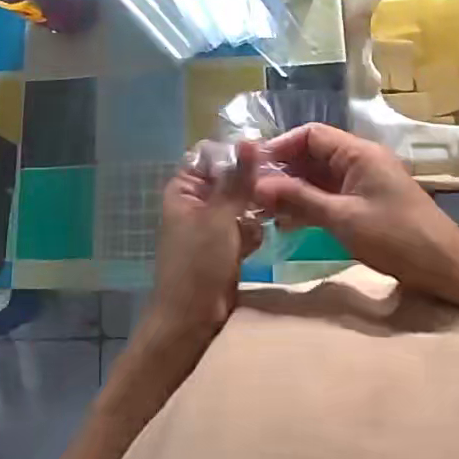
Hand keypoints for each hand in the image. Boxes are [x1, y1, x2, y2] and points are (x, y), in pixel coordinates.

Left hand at [145, 142, 265, 347]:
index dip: (236, 153)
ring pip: (242, 204)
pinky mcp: (226, 245)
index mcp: (184, 189)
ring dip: (253, 213)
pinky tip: (253, 245)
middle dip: (250, 188)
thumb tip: (248, 140)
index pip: (211, 156)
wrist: (192, 318)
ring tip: (259, 225)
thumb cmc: (198, 262)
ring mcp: (212, 224)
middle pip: (231, 180)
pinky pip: (245, 227)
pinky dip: (251, 234)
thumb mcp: (219, 217)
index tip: (267, 154)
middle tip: (274, 191)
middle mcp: (197, 202)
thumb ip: (237, 180)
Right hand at [254, 124, 458, 313]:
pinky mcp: (367, 204)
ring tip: (263, 209)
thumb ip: (299, 199)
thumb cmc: (397, 238)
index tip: (253, 168)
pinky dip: (308, 204)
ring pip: (318, 176)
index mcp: (358, 153)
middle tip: (252, 192)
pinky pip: (329, 195)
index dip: (280, 147)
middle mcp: (360, 161)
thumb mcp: (342, 219)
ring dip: (292, 190)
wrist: (449, 270)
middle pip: (312, 154)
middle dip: (282, 170)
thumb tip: (257, 185)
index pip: (310, 134)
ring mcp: (364, 183)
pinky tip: (287, 221)